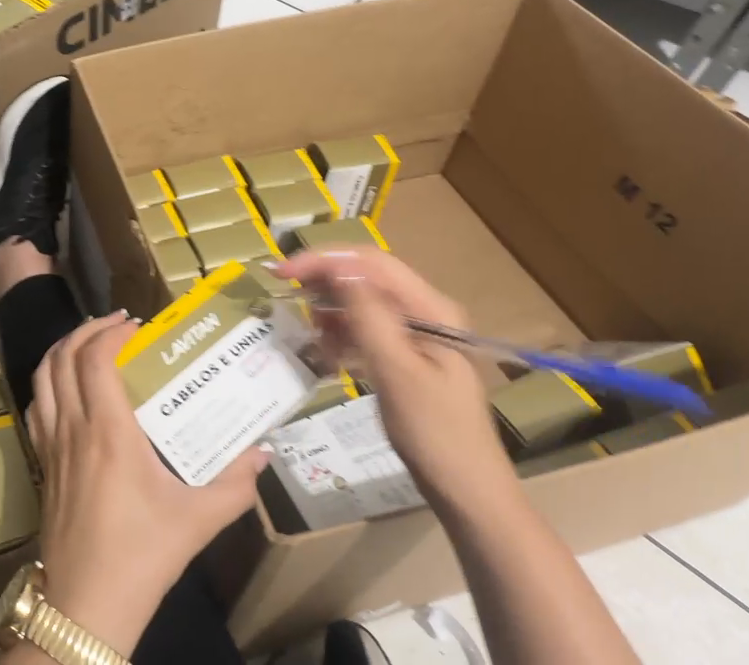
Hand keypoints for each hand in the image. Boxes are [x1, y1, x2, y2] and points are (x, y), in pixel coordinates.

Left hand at [22, 312, 266, 655]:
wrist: (87, 603)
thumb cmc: (143, 555)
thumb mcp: (199, 519)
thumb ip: (237, 483)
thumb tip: (264, 452)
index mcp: (107, 431)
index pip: (95, 359)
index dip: (111, 332)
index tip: (137, 325)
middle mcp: (72, 427)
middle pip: (62, 357)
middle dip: (87, 330)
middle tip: (117, 324)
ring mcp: (50, 444)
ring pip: (42, 377)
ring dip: (63, 350)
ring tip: (92, 344)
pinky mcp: (41, 463)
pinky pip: (35, 405)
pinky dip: (49, 381)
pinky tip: (69, 388)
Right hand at [276, 250, 514, 508]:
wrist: (466, 489)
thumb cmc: (434, 431)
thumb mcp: (396, 370)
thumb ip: (367, 315)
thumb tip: (336, 269)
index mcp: (430, 307)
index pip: (370, 262)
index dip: (324, 260)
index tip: (282, 274)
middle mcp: (425, 311)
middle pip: (365, 277)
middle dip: (323, 281)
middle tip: (284, 295)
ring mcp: (416, 334)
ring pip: (362, 303)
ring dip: (331, 310)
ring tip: (309, 333)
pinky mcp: (406, 356)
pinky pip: (366, 330)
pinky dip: (342, 334)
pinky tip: (327, 354)